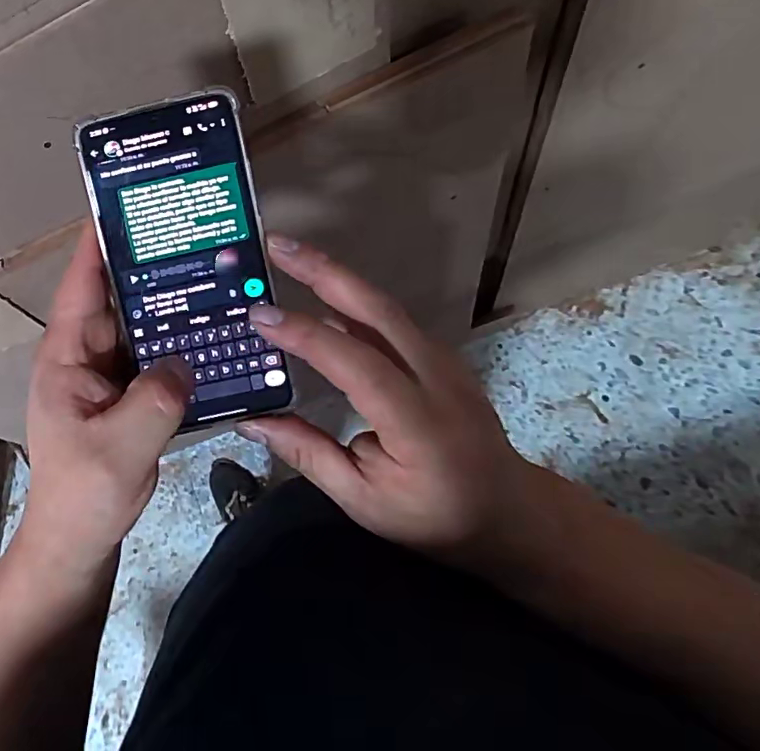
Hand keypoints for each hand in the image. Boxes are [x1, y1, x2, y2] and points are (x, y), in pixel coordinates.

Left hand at [18, 226, 189, 574]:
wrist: (79, 538)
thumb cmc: (83, 493)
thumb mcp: (119, 449)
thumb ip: (155, 401)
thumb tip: (185, 361)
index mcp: (67, 354)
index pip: (82, 283)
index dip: (98, 241)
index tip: (126, 203)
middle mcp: (85, 352)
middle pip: (117, 296)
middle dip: (148, 264)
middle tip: (191, 232)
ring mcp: (108, 371)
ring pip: (140, 323)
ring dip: (169, 301)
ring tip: (212, 270)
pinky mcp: (128, 390)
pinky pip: (154, 353)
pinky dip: (178, 339)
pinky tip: (212, 328)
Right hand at [237, 235, 548, 566]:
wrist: (509, 510)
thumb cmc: (435, 516)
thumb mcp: (365, 501)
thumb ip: (308, 454)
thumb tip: (250, 420)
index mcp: (418, 423)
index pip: (355, 364)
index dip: (305, 335)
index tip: (259, 315)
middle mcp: (434, 377)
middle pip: (376, 309)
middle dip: (324, 270)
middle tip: (276, 244)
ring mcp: (441, 359)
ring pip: (381, 304)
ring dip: (334, 273)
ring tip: (288, 253)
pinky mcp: (436, 353)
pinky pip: (386, 316)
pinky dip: (348, 293)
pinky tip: (318, 287)